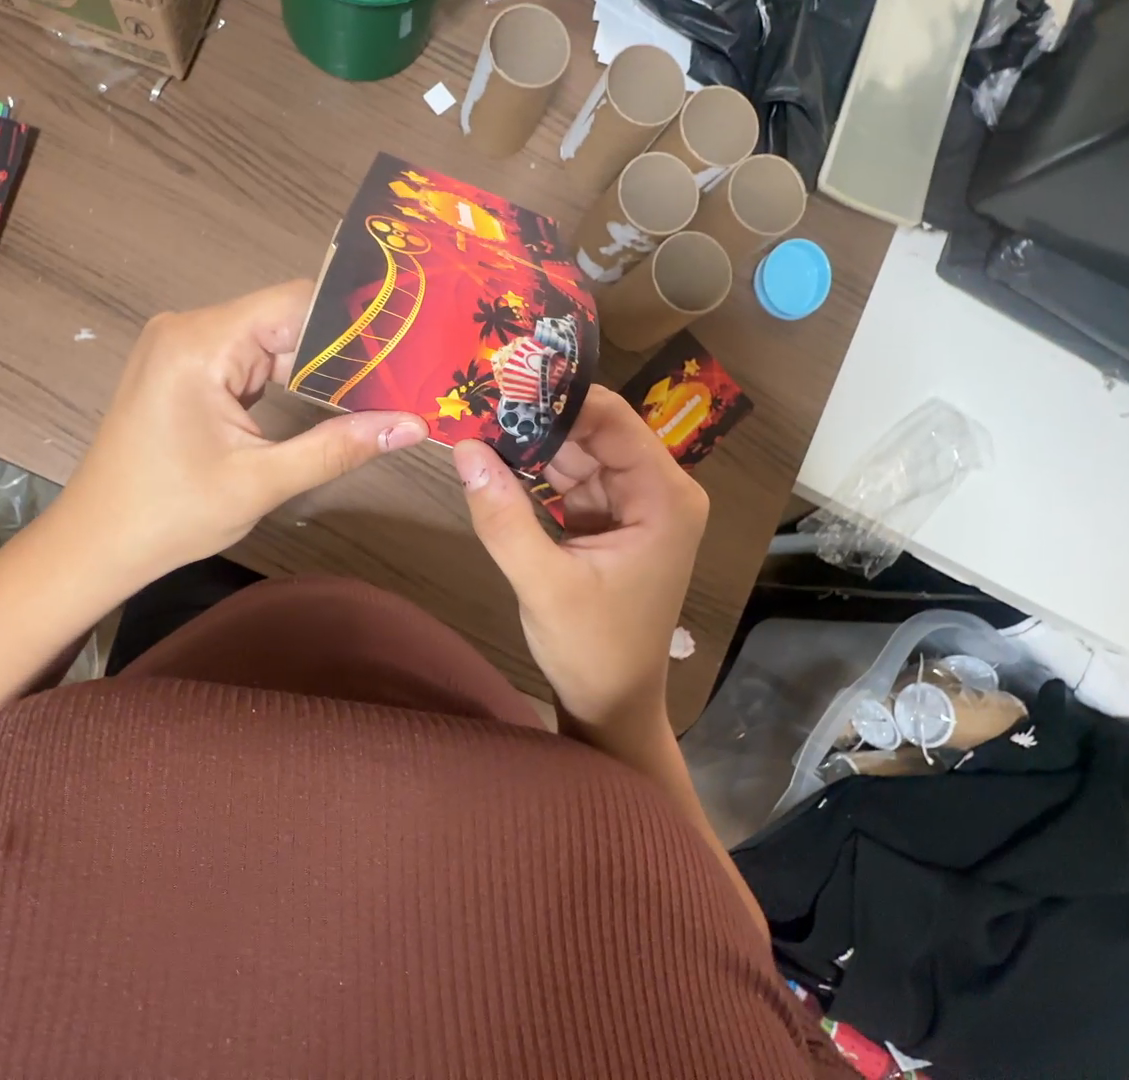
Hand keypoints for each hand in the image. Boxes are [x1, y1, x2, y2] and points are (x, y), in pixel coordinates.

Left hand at [61, 281, 428, 580]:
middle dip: (344, 353)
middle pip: (286, 320)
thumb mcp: (262, 481)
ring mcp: (183, 347)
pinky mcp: (184, 370)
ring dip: (318, 370)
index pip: (298, 305)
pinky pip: (249, 361)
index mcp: (201, 343)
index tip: (410, 346)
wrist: (97, 542)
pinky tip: (327, 401)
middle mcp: (189, 328)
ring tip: (380, 391)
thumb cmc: (171, 515)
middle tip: (407, 377)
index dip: (357, 323)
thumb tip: (412, 426)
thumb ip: (339, 447)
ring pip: (271, 342)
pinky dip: (286, 381)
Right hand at [452, 385, 708, 731]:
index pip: (612, 420)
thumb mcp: (542, 583)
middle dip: (540, 420)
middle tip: (479, 399)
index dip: (559, 396)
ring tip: (478, 423)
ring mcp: (634, 507)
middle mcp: (657, 492)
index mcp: (664, 498)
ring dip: (533, 447)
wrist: (612, 703)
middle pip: (595, 433)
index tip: (503, 379)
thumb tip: (464, 449)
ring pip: (579, 456)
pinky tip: (497, 464)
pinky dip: (536, 476)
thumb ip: (503, 517)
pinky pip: (571, 484)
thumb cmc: (591, 648)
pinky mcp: (610, 524)